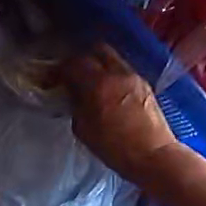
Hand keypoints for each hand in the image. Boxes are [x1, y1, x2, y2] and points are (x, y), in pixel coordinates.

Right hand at [61, 45, 186, 181]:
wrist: (153, 155)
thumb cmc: (114, 148)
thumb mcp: (84, 130)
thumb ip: (76, 106)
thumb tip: (73, 94)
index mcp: (99, 85)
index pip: (74, 63)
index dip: (59, 69)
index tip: (51, 79)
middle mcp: (118, 74)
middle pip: (97, 50)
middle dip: (82, 59)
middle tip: (73, 74)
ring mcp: (134, 78)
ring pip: (113, 59)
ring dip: (99, 66)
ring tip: (91, 83)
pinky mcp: (145, 86)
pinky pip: (124, 71)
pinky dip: (112, 76)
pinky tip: (108, 92)